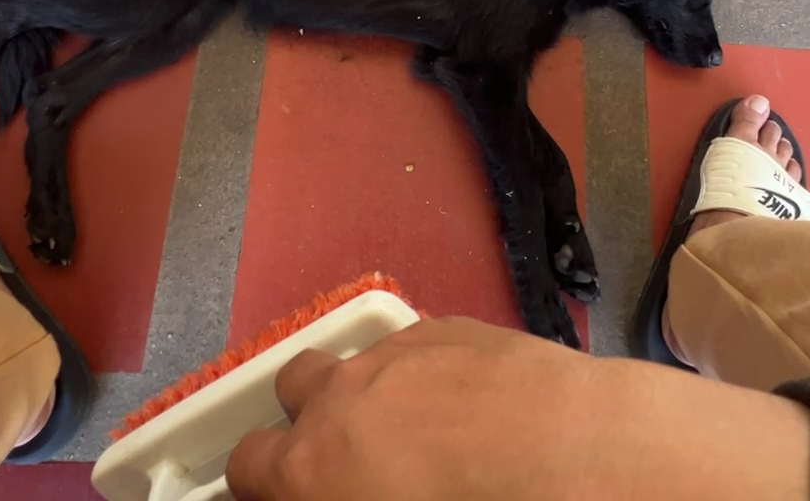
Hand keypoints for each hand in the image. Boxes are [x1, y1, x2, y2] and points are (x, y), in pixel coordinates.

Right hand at [225, 316, 809, 500]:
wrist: (561, 455)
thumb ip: (345, 493)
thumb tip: (351, 484)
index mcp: (311, 463)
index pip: (248, 464)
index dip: (257, 479)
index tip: (282, 491)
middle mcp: (341, 393)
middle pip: (292, 386)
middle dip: (305, 413)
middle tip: (344, 448)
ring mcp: (395, 350)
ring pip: (354, 357)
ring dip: (363, 385)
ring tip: (410, 422)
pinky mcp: (448, 325)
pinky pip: (412, 344)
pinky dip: (418, 367)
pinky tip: (464, 397)